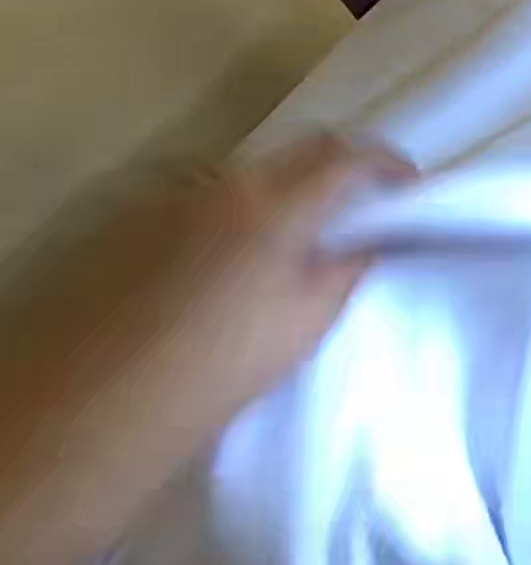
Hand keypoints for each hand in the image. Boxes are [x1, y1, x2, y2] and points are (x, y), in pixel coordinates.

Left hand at [0, 136, 412, 564]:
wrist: (84, 415)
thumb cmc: (223, 364)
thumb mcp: (314, 313)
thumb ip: (352, 261)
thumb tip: (376, 237)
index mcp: (274, 207)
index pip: (350, 157)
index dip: (393, 164)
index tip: (412, 186)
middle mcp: (216, 189)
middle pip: (301, 148)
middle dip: (346, 165)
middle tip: (367, 199)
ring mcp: (160, 203)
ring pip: (249, 170)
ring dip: (288, 185)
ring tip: (298, 229)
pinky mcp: (120, 225)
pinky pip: (199, 195)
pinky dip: (237, 206)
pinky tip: (234, 251)